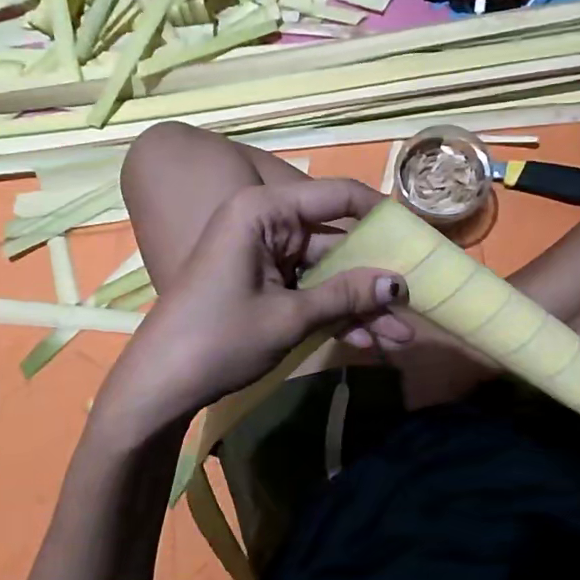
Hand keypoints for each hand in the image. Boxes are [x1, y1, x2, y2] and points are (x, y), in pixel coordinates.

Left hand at [105, 179, 412, 419]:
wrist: (160, 383)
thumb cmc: (219, 338)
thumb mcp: (289, 317)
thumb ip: (346, 295)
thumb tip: (399, 283)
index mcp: (264, 211)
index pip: (337, 196)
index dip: (381, 215)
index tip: (418, 240)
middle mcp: (266, 223)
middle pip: (336, 240)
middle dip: (375, 278)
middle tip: (415, 306)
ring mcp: (264, 255)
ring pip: (327, 272)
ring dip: (360, 304)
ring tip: (400, 338)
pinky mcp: (262, 283)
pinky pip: (309, 290)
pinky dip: (334, 313)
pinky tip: (368, 342)